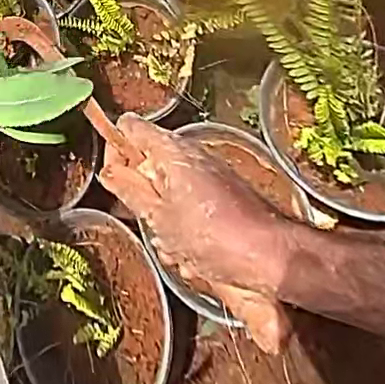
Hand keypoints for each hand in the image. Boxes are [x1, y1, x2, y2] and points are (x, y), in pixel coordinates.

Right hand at [97, 116, 294, 350]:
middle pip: (147, 161)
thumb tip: (110, 170)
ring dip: (163, 217)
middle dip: (141, 193)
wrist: (274, 256)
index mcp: (170, 149)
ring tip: (176, 249)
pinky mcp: (221, 193)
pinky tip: (194, 256)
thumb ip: (130, 190)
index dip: (115, 149)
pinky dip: (185, 226)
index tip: (116, 180)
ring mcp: (206, 172)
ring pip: (167, 188)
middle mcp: (188, 153)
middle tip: (149, 222)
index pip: (129, 127)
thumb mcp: (160, 217)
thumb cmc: (214, 235)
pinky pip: (189, 202)